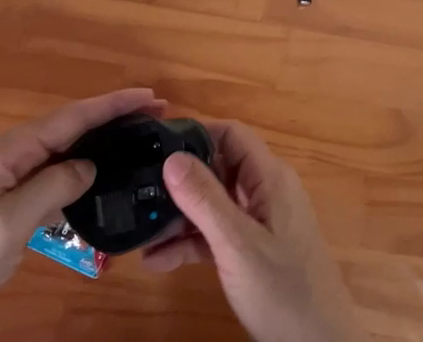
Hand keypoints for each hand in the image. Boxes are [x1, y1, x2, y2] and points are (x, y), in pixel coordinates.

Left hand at [0, 88, 163, 341]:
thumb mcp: (3, 230)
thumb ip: (49, 189)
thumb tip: (89, 165)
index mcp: (6, 153)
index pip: (70, 118)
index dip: (112, 105)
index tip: (150, 97)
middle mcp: (7, 155)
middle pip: (69, 125)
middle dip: (113, 115)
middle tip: (156, 114)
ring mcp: (5, 176)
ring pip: (63, 146)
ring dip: (101, 137)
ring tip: (138, 136)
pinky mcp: (6, 199)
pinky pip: (54, 170)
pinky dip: (84, 163)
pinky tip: (100, 173)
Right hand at [143, 122, 363, 341]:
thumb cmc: (281, 288)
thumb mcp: (237, 244)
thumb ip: (205, 200)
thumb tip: (172, 157)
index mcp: (270, 178)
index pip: (232, 135)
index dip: (197, 133)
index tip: (157, 145)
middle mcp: (267, 191)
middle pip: (219, 168)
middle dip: (181, 183)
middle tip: (141, 195)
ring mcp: (262, 220)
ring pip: (215, 204)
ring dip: (181, 219)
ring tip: (142, 237)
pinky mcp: (255, 248)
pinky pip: (219, 233)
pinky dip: (192, 243)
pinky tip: (160, 261)